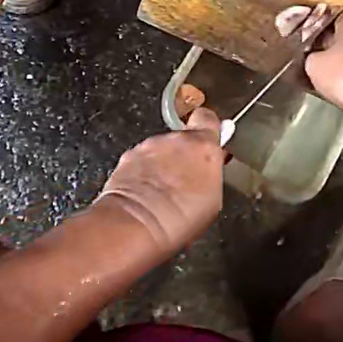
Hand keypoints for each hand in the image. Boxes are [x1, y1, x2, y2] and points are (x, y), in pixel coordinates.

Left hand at [94, 108, 225, 250]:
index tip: (210, 139)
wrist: (138, 223)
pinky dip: (143, 172)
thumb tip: (213, 161)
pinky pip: (140, 160)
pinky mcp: (129, 155)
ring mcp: (150, 145)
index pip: (208, 118)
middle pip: (182, 139)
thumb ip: (212, 171)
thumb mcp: (213, 199)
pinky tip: (146, 193)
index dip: (208, 127)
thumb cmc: (181, 217)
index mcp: (203, 146)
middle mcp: (176, 140)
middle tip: (185, 179)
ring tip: (164, 192)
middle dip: (183, 155)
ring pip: (160, 150)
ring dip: (162, 164)